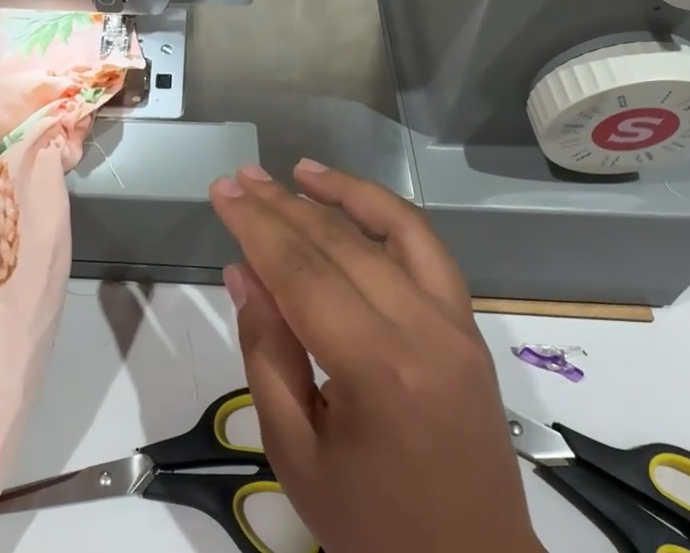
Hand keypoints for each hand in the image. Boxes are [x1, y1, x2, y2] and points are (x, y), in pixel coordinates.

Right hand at [210, 161, 543, 552]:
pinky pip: (429, 252)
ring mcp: (455, 323)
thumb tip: (244, 271)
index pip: (301, 271)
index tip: (221, 191)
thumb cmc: (369, 520)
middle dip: (282, 206)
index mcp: (374, 367)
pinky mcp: (468, 326)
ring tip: (295, 171)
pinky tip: (355, 202)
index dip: (255, 225)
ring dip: (340, 194)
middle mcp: (422, 329)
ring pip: (393, 231)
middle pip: (340, 243)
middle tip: (239, 178)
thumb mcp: (294, 450)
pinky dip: (390, 216)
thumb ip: (267, 351)